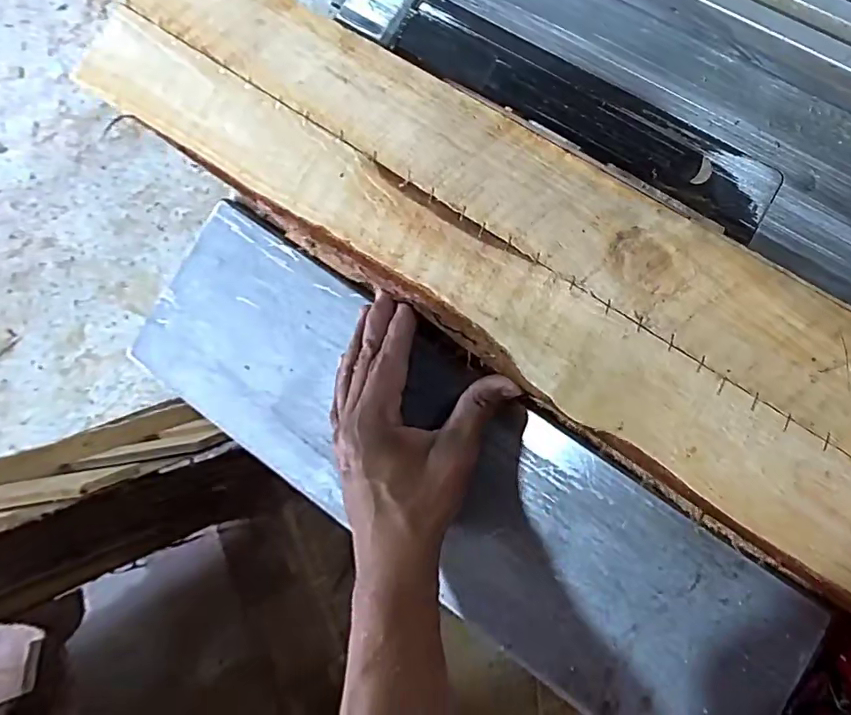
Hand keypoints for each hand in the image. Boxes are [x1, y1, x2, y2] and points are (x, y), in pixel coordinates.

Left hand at [331, 294, 520, 575]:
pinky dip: (349, 373)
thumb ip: (476, 410)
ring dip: (357, 346)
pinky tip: (351, 369)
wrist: (391, 557)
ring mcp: (343, 437)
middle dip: (371, 328)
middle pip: (359, 365)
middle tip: (380, 294)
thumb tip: (508, 380)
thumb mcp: (456, 454)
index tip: (405, 300)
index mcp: (372, 420)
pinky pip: (342, 398)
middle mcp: (350, 423)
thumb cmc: (424, 503)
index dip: (397, 331)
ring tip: (364, 318)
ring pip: (346, 380)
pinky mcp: (346, 449)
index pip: (386, 363)